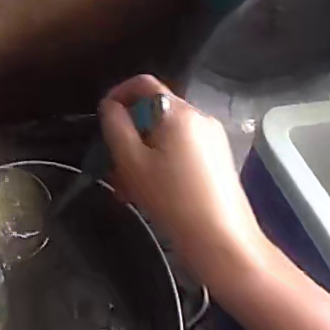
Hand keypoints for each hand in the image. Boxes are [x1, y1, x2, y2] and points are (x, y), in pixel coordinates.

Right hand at [100, 75, 270, 283]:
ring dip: (144, 150)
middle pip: (155, 110)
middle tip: (113, 162)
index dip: (118, 94)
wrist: (226, 246)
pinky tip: (154, 190)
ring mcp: (213, 138)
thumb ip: (115, 125)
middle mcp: (199, 117)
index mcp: (179, 112)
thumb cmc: (174, 201)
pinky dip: (163, 159)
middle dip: (130, 132)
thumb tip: (110, 105)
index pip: (143, 83)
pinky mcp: (220, 159)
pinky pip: (182, 147)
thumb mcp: (132, 162)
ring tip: (129, 185)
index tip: (103, 118)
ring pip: (167, 133)